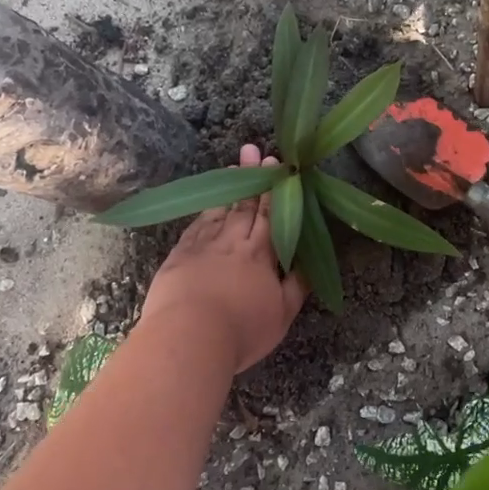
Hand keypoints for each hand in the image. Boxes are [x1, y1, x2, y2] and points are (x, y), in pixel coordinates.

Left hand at [139, 145, 307, 373]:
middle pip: (244, 204)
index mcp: (261, 253)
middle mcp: (233, 241)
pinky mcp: (179, 256)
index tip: (276, 166)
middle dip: (251, 177)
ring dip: (228, 189)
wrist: (188, 338)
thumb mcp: (282, 315)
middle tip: (253, 151)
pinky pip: (195, 227)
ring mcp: (203, 246)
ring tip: (233, 167)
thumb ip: (297, 286)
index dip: (273, 190)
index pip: (270, 214)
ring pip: (219, 211)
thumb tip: (309, 263)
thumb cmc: (242, 330)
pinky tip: (207, 206)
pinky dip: (204, 212)